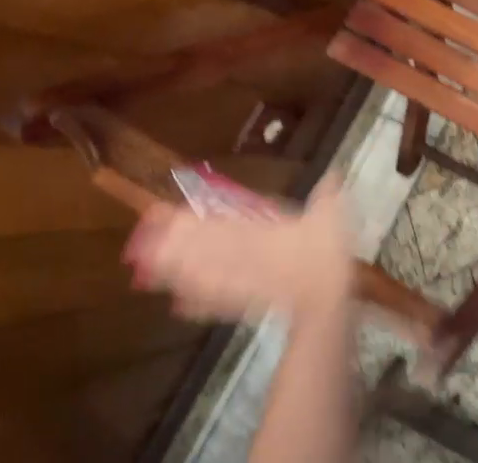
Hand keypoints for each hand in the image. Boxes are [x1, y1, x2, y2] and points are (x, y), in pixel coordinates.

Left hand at [124, 176, 354, 321]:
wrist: (323, 301)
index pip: (217, 224)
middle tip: (143, 242)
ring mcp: (238, 282)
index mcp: (258, 231)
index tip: (166, 214)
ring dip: (173, 275)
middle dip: (171, 247)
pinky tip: (178, 304)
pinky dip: (195, 303)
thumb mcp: (332, 217)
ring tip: (147, 272)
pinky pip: (214, 304)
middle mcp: (241, 255)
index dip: (190, 220)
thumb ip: (328, 194)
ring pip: (200, 277)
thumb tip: (333, 172)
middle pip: (200, 250)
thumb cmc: (326, 255)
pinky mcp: (242, 304)